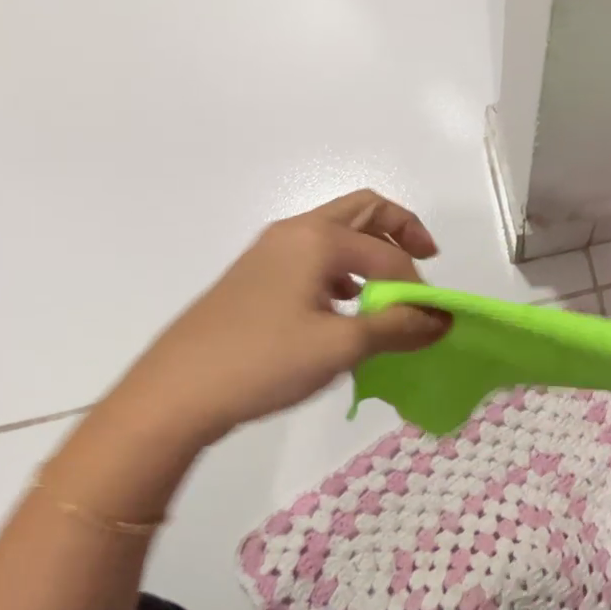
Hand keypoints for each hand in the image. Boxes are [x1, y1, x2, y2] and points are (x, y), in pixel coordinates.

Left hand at [112, 190, 450, 445]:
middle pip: (363, 211)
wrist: (169, 398)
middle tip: (425, 261)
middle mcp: (294, 232)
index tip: (430, 320)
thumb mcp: (340, 348)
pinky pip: (313, 257)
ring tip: (386, 292)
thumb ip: (397, 327)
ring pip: (336, 234)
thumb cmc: (261, 362)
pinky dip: (341, 269)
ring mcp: (269, 252)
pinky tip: (342, 308)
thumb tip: (441, 319)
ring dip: (370, 251)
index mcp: (317, 238)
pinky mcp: (253, 277)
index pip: (387, 251)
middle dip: (400, 231)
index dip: (417, 284)